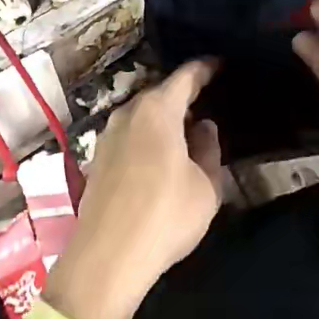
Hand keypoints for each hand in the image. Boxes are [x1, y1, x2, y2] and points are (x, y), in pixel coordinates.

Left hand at [43, 60, 223, 318]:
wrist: (108, 255)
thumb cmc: (165, 216)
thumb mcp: (205, 187)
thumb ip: (208, 150)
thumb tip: (204, 126)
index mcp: (157, 110)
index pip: (184, 77)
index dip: (204, 68)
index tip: (219, 63)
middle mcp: (128, 112)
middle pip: (160, 93)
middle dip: (183, 94)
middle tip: (207, 100)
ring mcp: (108, 133)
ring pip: (142, 113)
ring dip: (164, 117)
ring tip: (186, 129)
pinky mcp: (98, 156)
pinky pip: (130, 133)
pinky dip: (148, 134)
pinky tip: (160, 153)